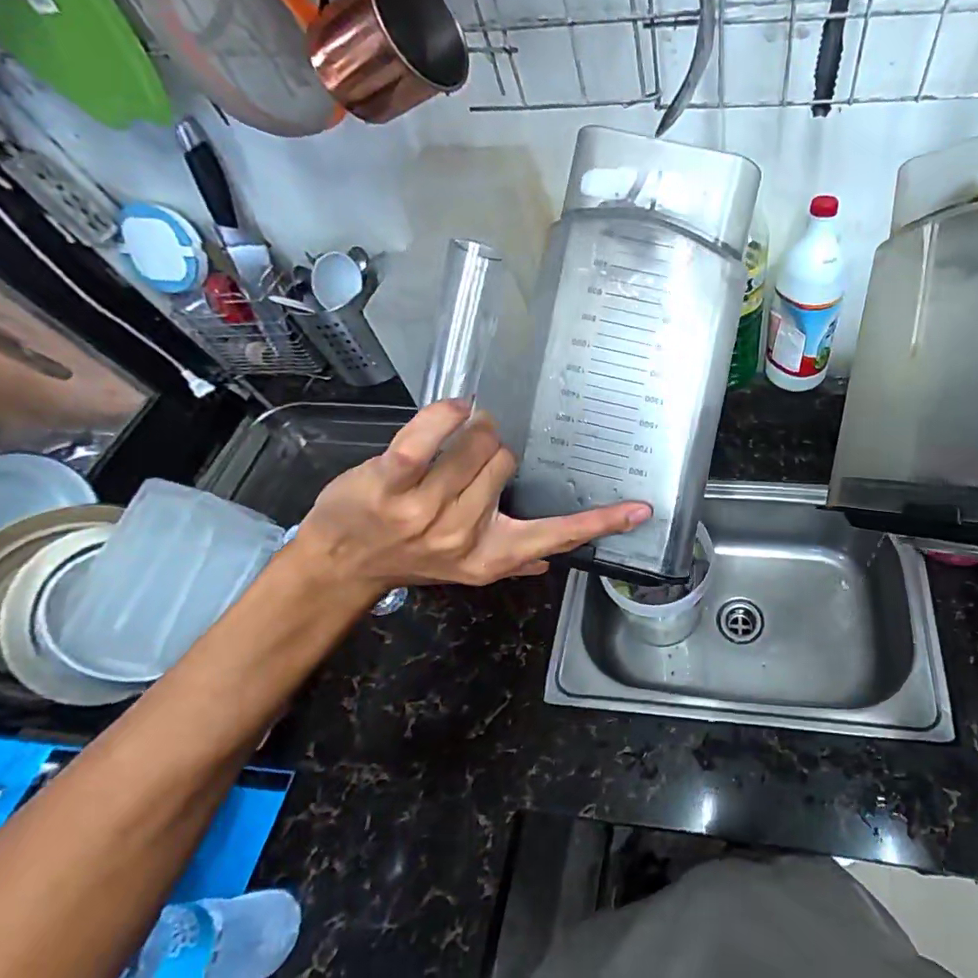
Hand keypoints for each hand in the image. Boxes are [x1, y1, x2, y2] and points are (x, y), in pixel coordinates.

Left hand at [291, 400, 649, 591]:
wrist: (336, 567)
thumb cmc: (405, 560)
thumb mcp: (466, 568)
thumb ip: (512, 562)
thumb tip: (551, 562)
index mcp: (494, 556)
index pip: (557, 536)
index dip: (601, 521)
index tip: (641, 510)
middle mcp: (466, 536)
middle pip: (508, 462)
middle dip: (493, 451)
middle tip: (468, 459)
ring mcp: (427, 512)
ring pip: (478, 444)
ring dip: (469, 432)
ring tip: (448, 442)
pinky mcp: (392, 485)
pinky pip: (428, 440)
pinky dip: (444, 418)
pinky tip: (455, 408)